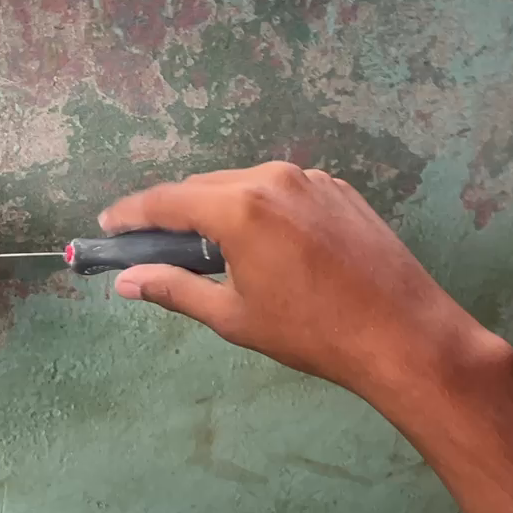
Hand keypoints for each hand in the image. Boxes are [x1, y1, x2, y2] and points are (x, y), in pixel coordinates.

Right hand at [101, 162, 512, 412]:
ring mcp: (310, 178)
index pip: (166, 201)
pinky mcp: (338, 188)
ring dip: (214, 206)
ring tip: (206, 244)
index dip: (131, 214)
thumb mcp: (233, 317)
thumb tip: (125, 280)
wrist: (406, 335)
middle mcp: (271, 178)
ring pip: (242, 182)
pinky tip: (261, 239)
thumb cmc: (311, 333)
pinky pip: (280, 188)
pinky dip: (257, 205)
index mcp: (239, 207)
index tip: (107, 225)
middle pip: (202, 187)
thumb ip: (173, 289)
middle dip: (171, 211)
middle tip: (150, 241)